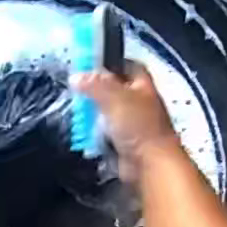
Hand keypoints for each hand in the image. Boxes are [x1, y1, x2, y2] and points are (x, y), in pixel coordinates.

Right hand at [72, 64, 182, 182]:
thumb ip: (94, 84)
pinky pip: (106, 134)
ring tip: (78, 116)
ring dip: (93, 116)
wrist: (150, 164)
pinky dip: (95, 135)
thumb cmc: (137, 126)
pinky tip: (85, 135)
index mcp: (142, 85)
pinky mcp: (125, 143)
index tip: (88, 66)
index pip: (126, 65)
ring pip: (108, 113)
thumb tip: (75, 76)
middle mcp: (139, 102)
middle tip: (78, 92)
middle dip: (96, 92)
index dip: (109, 63)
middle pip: (114, 90)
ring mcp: (133, 124)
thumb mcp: (114, 97)